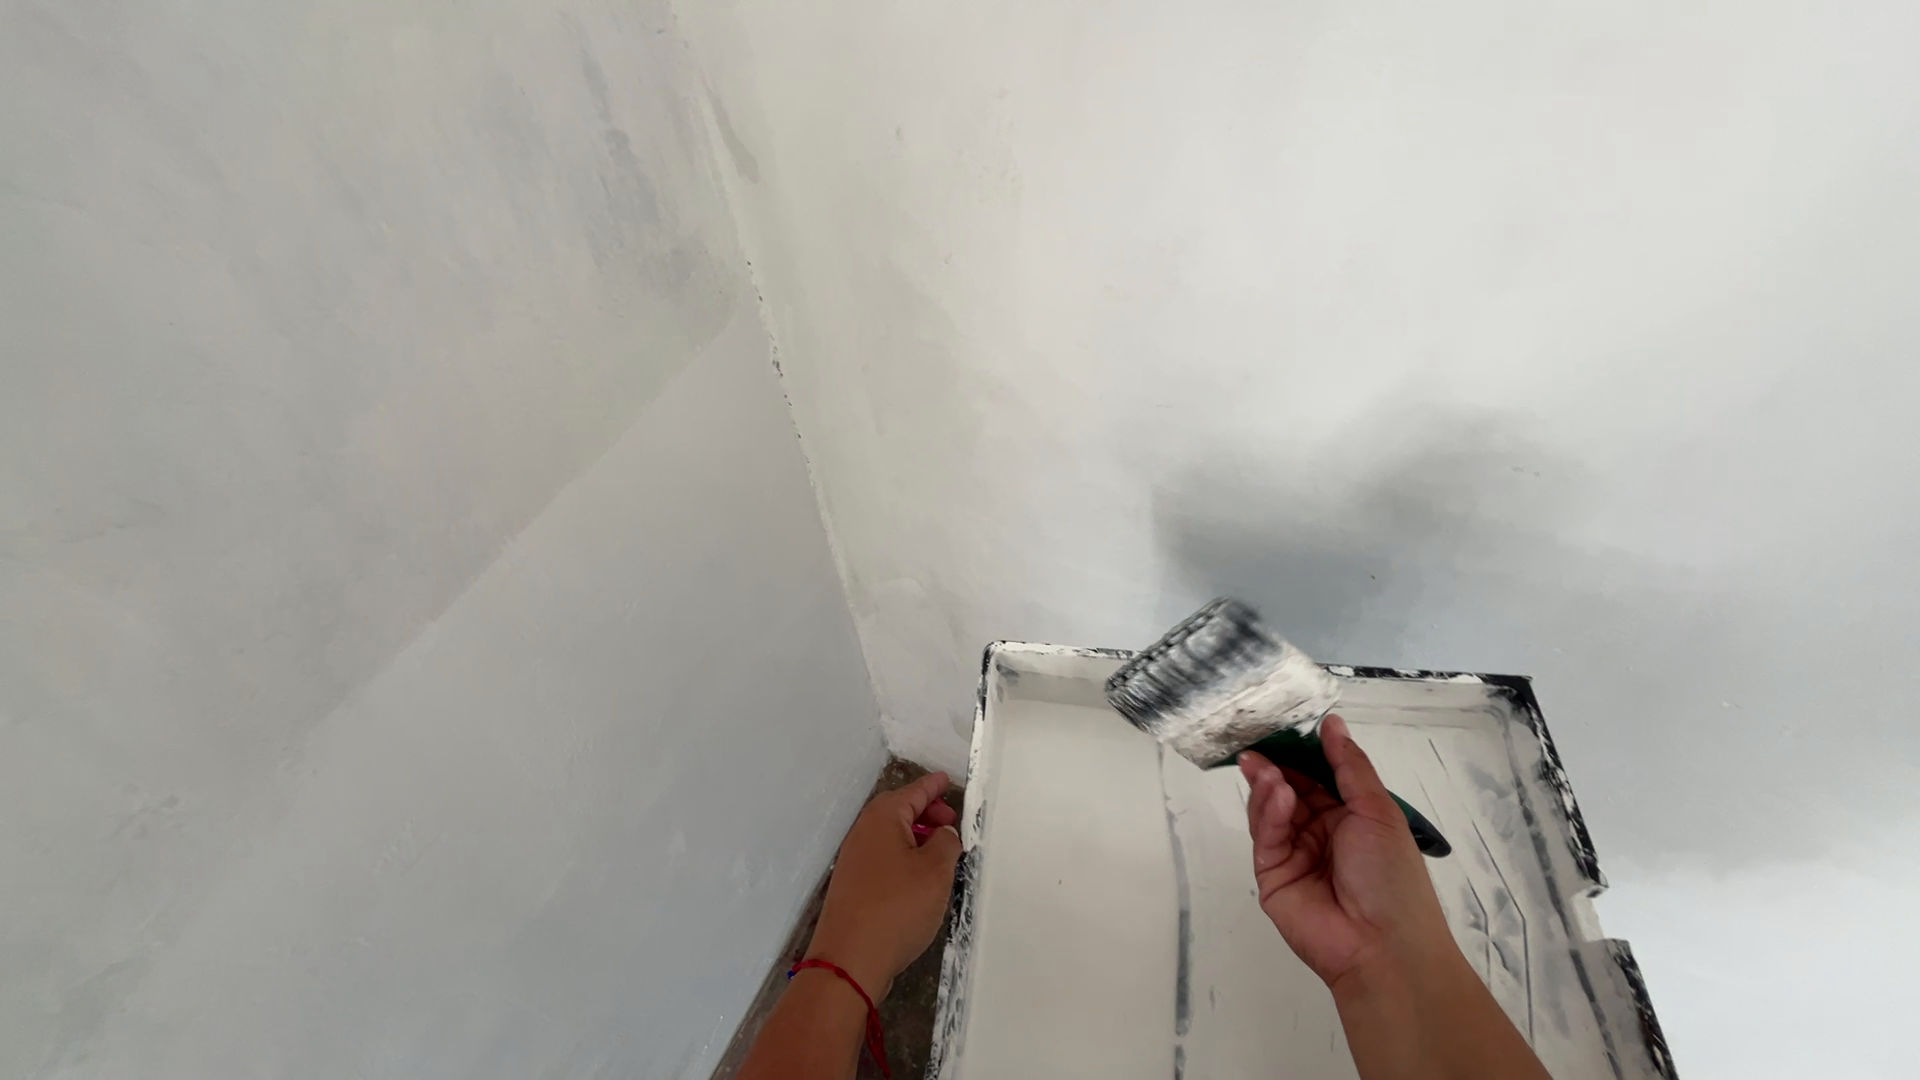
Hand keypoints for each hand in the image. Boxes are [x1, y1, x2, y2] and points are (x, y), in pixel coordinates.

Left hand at [803, 771, 961, 997]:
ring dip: (917, 838)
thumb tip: (943, 833)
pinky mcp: (853, 884)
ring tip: (942, 853)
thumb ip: (946, 843)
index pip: (914, 791)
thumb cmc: (897, 907)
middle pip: (900, 810)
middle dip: (928, 812)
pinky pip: (884, 856)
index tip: (947, 780)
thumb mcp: (935, 871)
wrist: (849, 961)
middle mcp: (864, 830)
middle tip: (951, 823)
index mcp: (884, 817)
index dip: (934, 786)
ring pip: (892, 835)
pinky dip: (905, 857)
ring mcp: (855, 858)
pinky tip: (920, 879)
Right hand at [1239, 714, 1453, 989]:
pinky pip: (1265, 834)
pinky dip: (1268, 811)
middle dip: (1273, 765)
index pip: (1316, 776)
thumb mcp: (1379, 813)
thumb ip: (1349, 766)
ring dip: (1268, 785)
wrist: (1383, 947)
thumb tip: (1332, 722)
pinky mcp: (1269, 872)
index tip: (1281, 726)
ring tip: (1264, 768)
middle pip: (1288, 789)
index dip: (1300, 752)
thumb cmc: (1392, 877)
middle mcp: (1318, 831)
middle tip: (1256, 744)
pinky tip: (1277, 794)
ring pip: (1271, 808)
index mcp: (1348, 817)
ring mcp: (1292, 852)